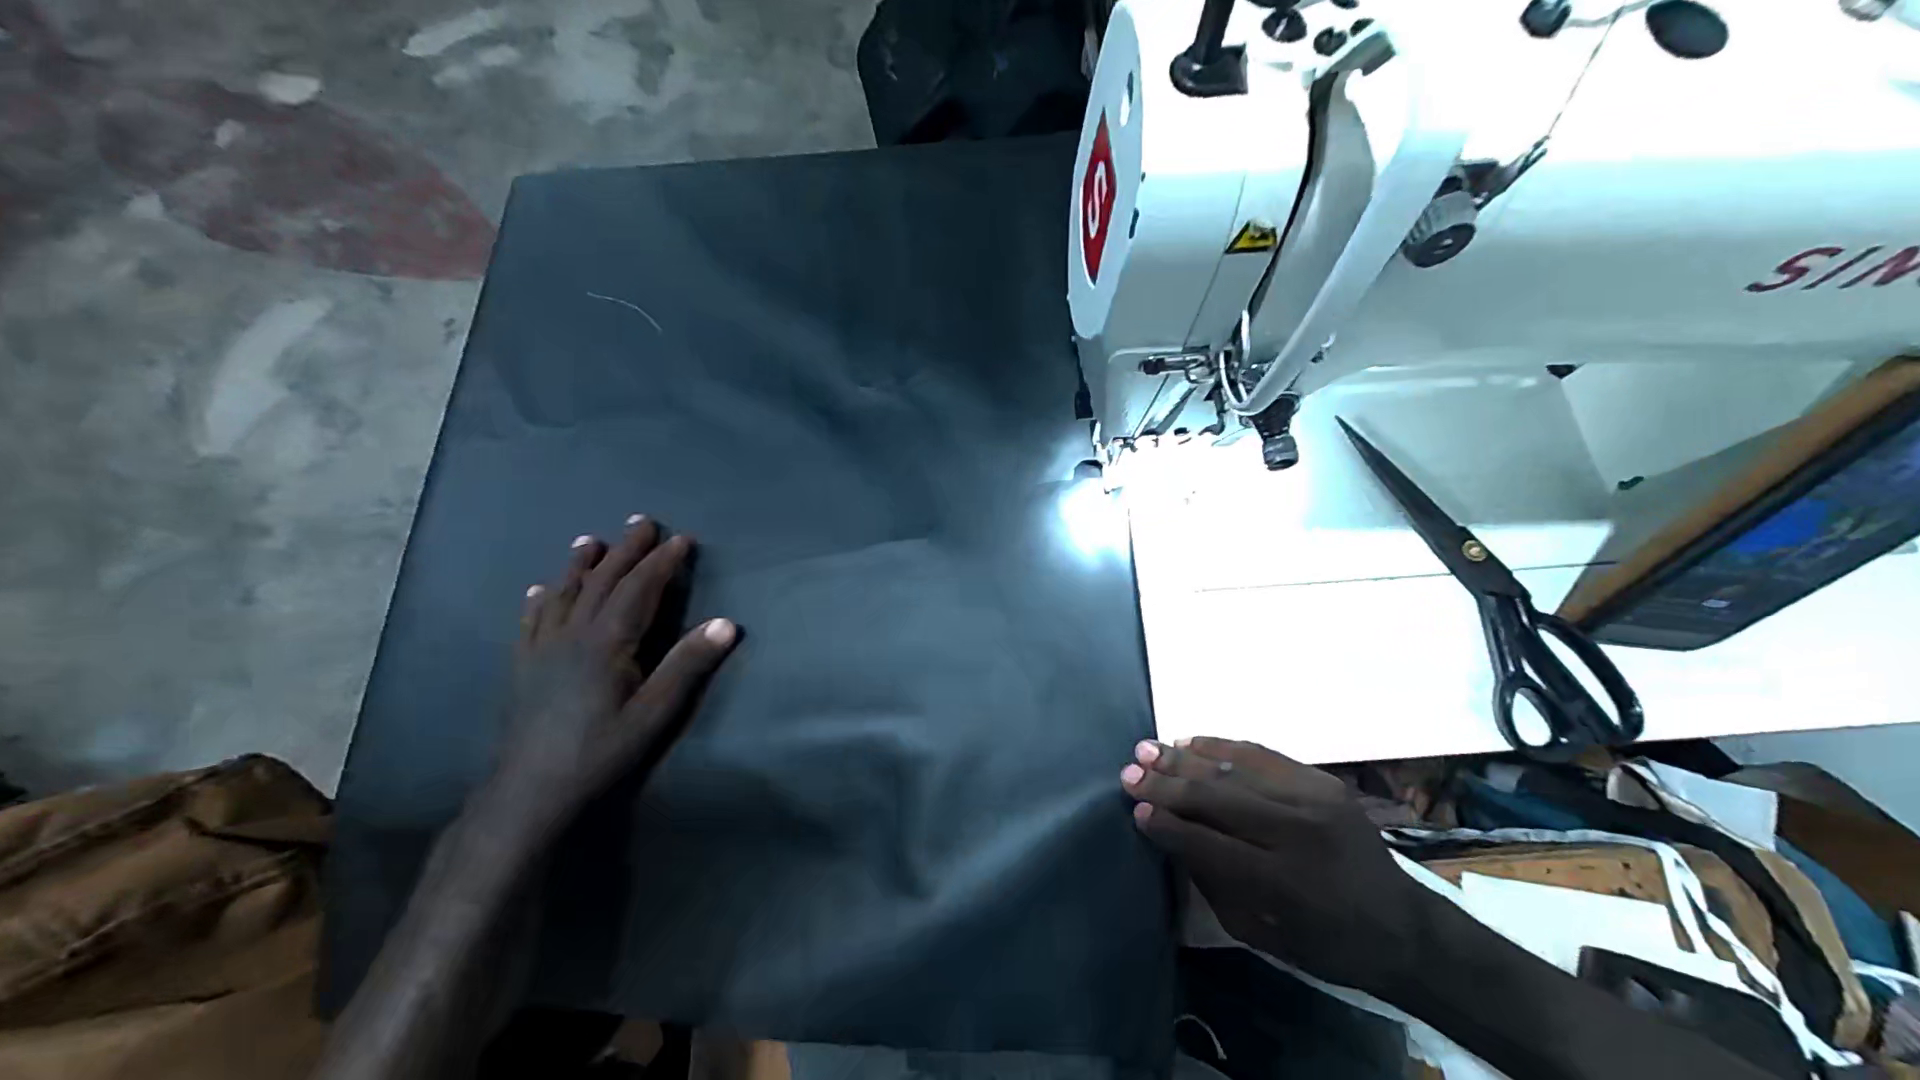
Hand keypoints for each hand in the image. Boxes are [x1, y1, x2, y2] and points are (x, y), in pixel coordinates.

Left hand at [481, 514, 737, 842]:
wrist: (531, 790)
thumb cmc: (601, 751)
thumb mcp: (654, 713)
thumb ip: (688, 666)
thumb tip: (725, 623)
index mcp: (608, 642)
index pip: (640, 589)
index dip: (662, 562)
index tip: (681, 539)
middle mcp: (573, 634)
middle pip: (603, 581)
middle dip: (626, 550)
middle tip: (643, 522)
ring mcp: (543, 648)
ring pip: (565, 594)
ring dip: (581, 564)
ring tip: (591, 540)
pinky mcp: (524, 666)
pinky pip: (532, 621)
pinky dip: (540, 599)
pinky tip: (539, 589)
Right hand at [1121, 737, 1431, 996]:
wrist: (1404, 926)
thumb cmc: (1324, 942)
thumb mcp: (1258, 930)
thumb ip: (1211, 879)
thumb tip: (1171, 832)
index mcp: (1281, 880)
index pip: (1206, 841)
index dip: (1166, 823)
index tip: (1135, 809)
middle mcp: (1297, 831)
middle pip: (1215, 796)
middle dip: (1166, 783)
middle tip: (1128, 773)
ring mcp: (1314, 799)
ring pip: (1234, 767)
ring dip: (1184, 757)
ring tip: (1148, 749)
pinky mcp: (1323, 781)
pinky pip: (1261, 754)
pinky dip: (1221, 746)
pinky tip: (1190, 742)